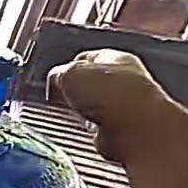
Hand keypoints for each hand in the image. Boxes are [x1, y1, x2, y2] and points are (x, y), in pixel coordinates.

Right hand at [46, 49, 182, 166]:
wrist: (134, 128)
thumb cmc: (109, 95)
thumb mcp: (69, 74)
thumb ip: (56, 75)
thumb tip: (54, 85)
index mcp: (114, 57)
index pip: (84, 59)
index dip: (66, 69)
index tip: (54, 82)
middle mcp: (125, 79)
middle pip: (90, 83)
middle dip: (75, 93)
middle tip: (63, 99)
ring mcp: (127, 104)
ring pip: (95, 106)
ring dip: (83, 113)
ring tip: (77, 116)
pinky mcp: (125, 129)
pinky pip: (100, 127)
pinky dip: (91, 130)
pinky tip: (89, 131)